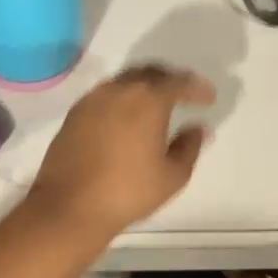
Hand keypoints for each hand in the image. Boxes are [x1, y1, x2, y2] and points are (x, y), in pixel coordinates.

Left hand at [25, 65, 214, 236]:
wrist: (69, 205)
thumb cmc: (127, 191)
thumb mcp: (172, 175)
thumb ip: (190, 146)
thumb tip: (197, 128)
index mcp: (147, 100)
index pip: (177, 82)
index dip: (196, 87)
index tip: (208, 98)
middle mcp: (117, 91)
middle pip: (148, 73)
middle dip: (169, 79)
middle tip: (183, 92)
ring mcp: (90, 101)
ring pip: (122, 82)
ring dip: (142, 86)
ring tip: (155, 104)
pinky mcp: (73, 115)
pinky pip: (103, 96)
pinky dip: (120, 98)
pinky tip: (125, 116)